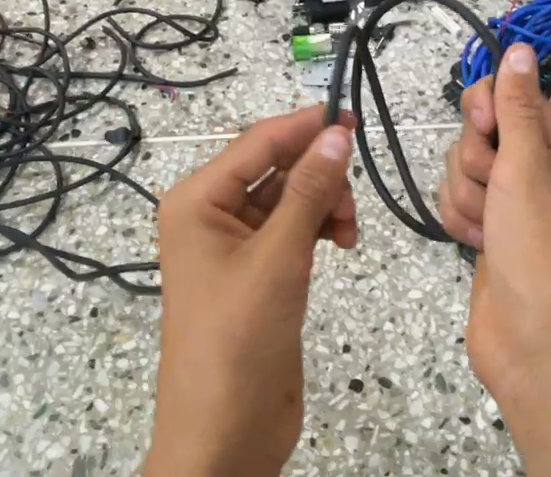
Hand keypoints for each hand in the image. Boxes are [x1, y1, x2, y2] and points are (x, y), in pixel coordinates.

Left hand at [144, 105, 356, 476]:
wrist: (224, 436)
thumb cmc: (239, 339)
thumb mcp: (278, 257)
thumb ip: (309, 190)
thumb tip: (337, 132)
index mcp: (197, 199)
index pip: (259, 141)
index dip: (306, 125)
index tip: (353, 115)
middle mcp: (212, 212)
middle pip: (276, 166)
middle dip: (319, 174)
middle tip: (353, 197)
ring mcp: (235, 242)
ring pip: (290, 196)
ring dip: (324, 204)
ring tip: (348, 232)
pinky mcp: (257, 270)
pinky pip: (293, 227)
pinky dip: (320, 228)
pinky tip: (342, 243)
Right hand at [439, 43, 550, 475]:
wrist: (533, 344)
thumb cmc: (538, 248)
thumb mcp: (525, 166)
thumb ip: (515, 104)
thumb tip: (520, 45)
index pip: (508, 94)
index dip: (485, 111)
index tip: (481, 131)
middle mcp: (537, 164)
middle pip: (478, 131)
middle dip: (474, 162)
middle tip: (496, 193)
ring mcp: (511, 198)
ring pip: (461, 166)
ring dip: (466, 196)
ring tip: (489, 230)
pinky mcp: (489, 226)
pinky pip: (456, 199)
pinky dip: (460, 220)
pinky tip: (478, 245)